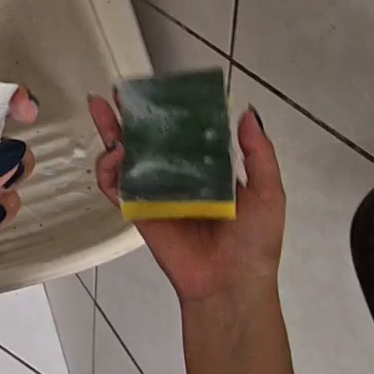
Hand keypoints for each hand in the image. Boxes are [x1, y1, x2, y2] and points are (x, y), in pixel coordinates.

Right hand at [87, 97, 285, 305]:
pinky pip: (114, 187)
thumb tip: (247, 112)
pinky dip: (107, 170)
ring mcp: (152, 192)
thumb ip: (258, 153)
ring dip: (111, 135)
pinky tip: (113, 156)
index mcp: (205, 169)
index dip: (166, 110)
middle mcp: (175, 176)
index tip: (156, 90)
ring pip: (124, 158)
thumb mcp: (267, 192)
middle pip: (145, 139)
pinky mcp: (136, 210)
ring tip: (105, 117)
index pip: (181, 132)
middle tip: (115, 94)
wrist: (230, 283)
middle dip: (126, 116)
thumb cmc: (253, 241)